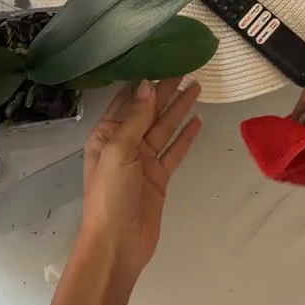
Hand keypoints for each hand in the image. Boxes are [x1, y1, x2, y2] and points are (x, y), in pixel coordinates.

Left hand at [79, 79, 201, 275]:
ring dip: (179, 108)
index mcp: (106, 135)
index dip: (143, 82)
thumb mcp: (118, 151)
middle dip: (166, 90)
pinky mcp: (159, 178)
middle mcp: (124, 144)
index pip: (127, 101)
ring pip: (164, 127)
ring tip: (197, 86)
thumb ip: (135, 119)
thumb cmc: (110, 195)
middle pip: (149, 111)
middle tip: (186, 67)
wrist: (117, 244)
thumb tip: (147, 86)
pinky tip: (198, 120)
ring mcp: (143, 161)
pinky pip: (175, 151)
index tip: (159, 60)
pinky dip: (186, 136)